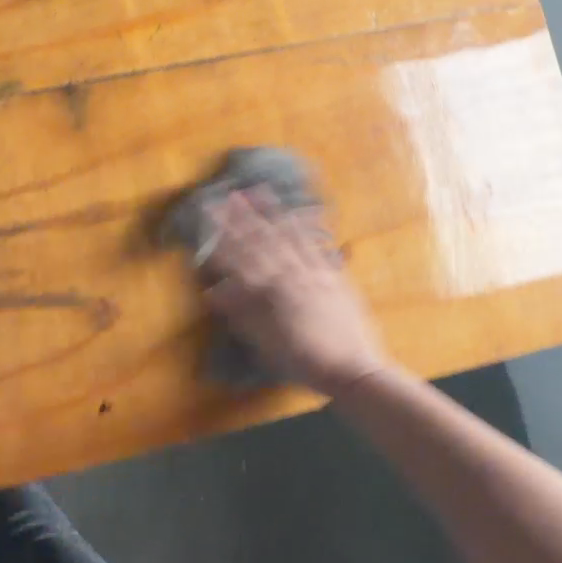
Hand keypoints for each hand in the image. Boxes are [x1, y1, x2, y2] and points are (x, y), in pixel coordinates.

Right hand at [203, 188, 390, 396]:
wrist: (353, 370)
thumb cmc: (302, 360)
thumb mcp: (263, 340)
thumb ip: (239, 313)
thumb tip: (212, 292)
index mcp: (269, 291)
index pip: (238, 256)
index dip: (222, 235)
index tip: (208, 215)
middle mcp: (291, 275)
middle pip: (262, 240)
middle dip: (243, 216)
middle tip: (229, 195)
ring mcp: (316, 273)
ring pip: (290, 236)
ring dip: (273, 213)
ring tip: (262, 192)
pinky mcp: (336, 277)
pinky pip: (320, 247)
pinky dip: (309, 229)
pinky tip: (305, 214)